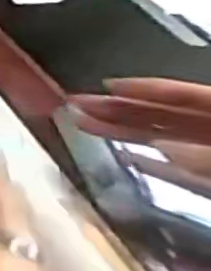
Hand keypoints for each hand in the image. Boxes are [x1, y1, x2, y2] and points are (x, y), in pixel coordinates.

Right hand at [67, 78, 210, 195]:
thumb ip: (200, 155)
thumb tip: (161, 148)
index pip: (191, 97)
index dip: (149, 89)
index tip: (105, 84)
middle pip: (172, 119)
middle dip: (121, 111)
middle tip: (73, 103)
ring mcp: (210, 160)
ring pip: (170, 143)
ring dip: (125, 134)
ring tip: (79, 124)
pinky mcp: (208, 186)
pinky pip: (183, 173)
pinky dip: (154, 164)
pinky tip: (124, 158)